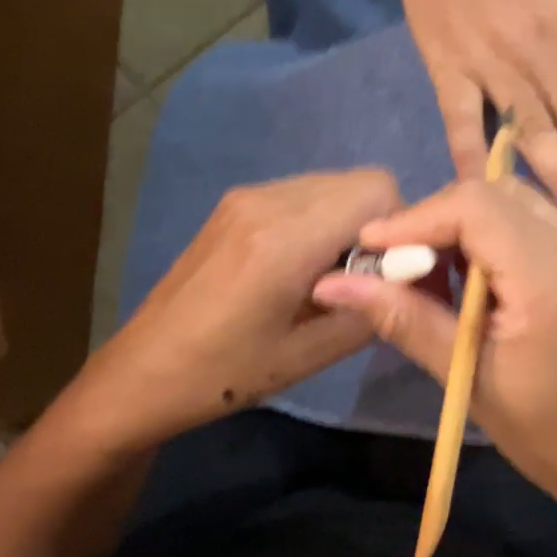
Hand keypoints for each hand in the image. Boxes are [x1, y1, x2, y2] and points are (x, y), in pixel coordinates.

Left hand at [74, 169, 401, 446]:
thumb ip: (373, 307)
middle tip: (368, 282)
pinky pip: (305, 194)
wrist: (142, 372)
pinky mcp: (236, 204)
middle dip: (380, 228)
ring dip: (351, 225)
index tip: (395, 277)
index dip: (401, 230)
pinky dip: (324, 222)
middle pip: (361, 183)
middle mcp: (267, 201)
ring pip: (334, 186)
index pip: (378, 191)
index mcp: (284, 239)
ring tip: (331, 279)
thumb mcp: (312, 354)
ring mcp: (247, 197)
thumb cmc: (226, 373)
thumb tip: (414, 278)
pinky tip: (303, 268)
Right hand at [311, 179, 556, 504]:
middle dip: (434, 217)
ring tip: (429, 267)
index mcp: (549, 282)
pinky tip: (466, 270)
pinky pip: (527, 216)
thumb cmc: (533, 422)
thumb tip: (331, 282)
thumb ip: (403, 318)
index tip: (372, 247)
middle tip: (398, 261)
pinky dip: (487, 229)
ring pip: (509, 197)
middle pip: (491, 193)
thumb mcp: (462, 372)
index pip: (476, 209)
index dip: (417, 218)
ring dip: (460, 220)